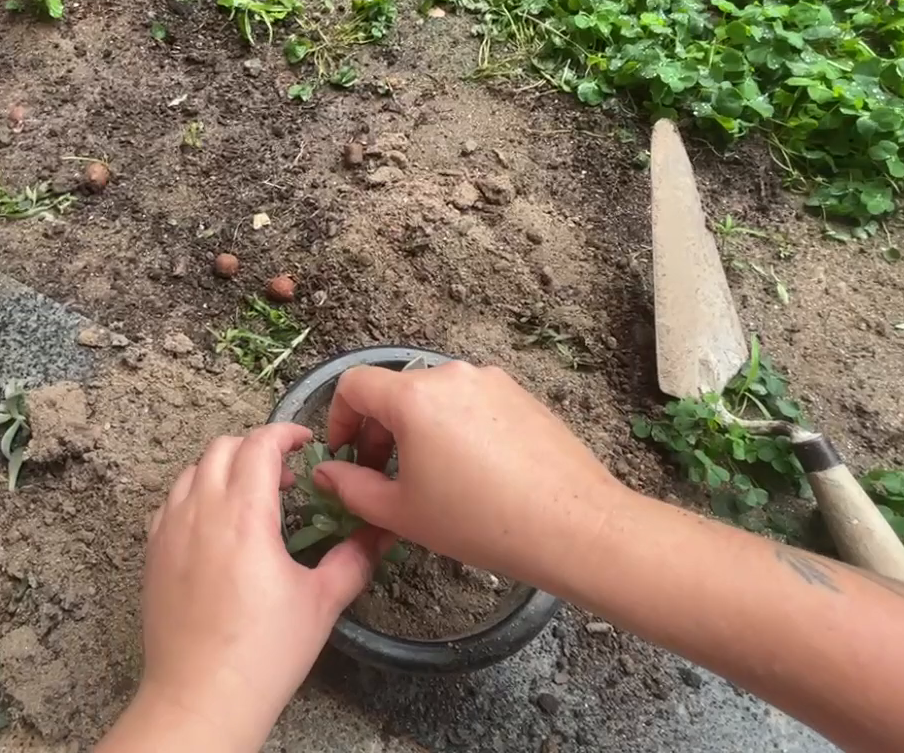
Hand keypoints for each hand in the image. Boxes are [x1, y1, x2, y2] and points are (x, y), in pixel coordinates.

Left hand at [101, 423, 383, 751]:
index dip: (285, 433)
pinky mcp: (154, 548)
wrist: (200, 697)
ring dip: (224, 467)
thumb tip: (379, 534)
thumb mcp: (320, 604)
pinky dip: (196, 492)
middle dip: (256, 447)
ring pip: (194, 468)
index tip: (304, 442)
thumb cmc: (261, 654)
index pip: (260, 444)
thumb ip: (352, 559)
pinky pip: (172, 499)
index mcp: (244, 514)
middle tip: (284, 476)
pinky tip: (215, 522)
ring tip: (250, 497)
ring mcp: (171, 527)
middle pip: (224, 446)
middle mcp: (202, 509)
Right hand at [315, 360, 631, 594]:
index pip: (353, 385)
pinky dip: (453, 427)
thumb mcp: (403, 513)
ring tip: (430, 478)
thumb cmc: (482, 521)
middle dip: (377, 431)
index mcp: (413, 396)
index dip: (338, 419)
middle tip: (382, 476)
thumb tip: (326, 473)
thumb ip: (352, 488)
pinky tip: (472, 472)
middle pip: (393, 391)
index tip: (346, 455)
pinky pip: (468, 402)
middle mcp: (448, 375)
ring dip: (415, 430)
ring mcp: (488, 380)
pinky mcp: (519, 394)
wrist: (577, 528)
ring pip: (431, 397)